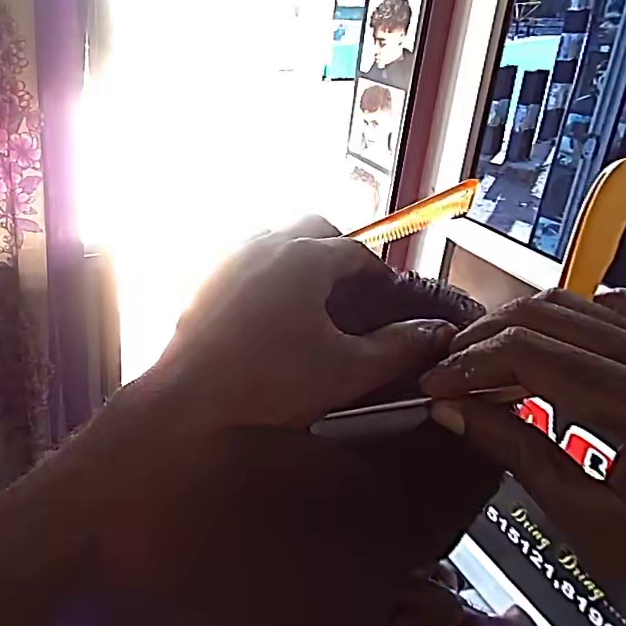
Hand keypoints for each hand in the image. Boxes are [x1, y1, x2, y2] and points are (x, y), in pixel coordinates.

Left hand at [131, 217, 453, 433]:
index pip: (356, 249)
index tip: (386, 294)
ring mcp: (230, 257)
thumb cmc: (270, 382)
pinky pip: (245, 258)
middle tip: (352, 287)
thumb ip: (399, 347)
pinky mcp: (206, 276)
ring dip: (299, 255)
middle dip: (339, 250)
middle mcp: (265, 244)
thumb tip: (433, 332)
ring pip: (275, 237)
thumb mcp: (348, 369)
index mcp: (305, 257)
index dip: (378, 271)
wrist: (192, 398)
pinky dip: (266, 269)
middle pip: (315, 227)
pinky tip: (269, 309)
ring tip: (312, 296)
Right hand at [417, 289, 625, 625]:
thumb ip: (519, 455)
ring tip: (486, 363)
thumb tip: (456, 413)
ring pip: (576, 306)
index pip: (529, 352)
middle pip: (545, 316)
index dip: (468, 363)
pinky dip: (568, 323)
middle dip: (483, 339)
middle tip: (451, 372)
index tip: (435, 384)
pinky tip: (550, 351)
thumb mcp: (600, 530)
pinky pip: (618, 316)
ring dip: (518, 327)